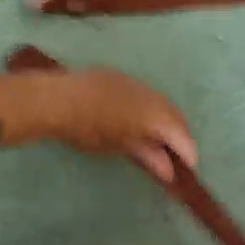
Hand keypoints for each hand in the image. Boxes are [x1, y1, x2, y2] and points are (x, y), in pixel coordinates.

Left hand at [49, 69, 198, 183]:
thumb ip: (146, 154)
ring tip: (161, 139)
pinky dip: (151, 107)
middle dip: (180, 133)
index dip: (188, 150)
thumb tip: (168, 169)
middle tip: (179, 154)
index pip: (179, 132)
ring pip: (160, 100)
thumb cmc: (85, 129)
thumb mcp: (117, 146)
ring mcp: (131, 80)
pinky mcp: (117, 75)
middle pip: (173, 112)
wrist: (55, 98)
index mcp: (150, 113)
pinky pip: (144, 91)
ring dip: (166, 118)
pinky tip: (141, 119)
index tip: (190, 166)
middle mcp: (146, 92)